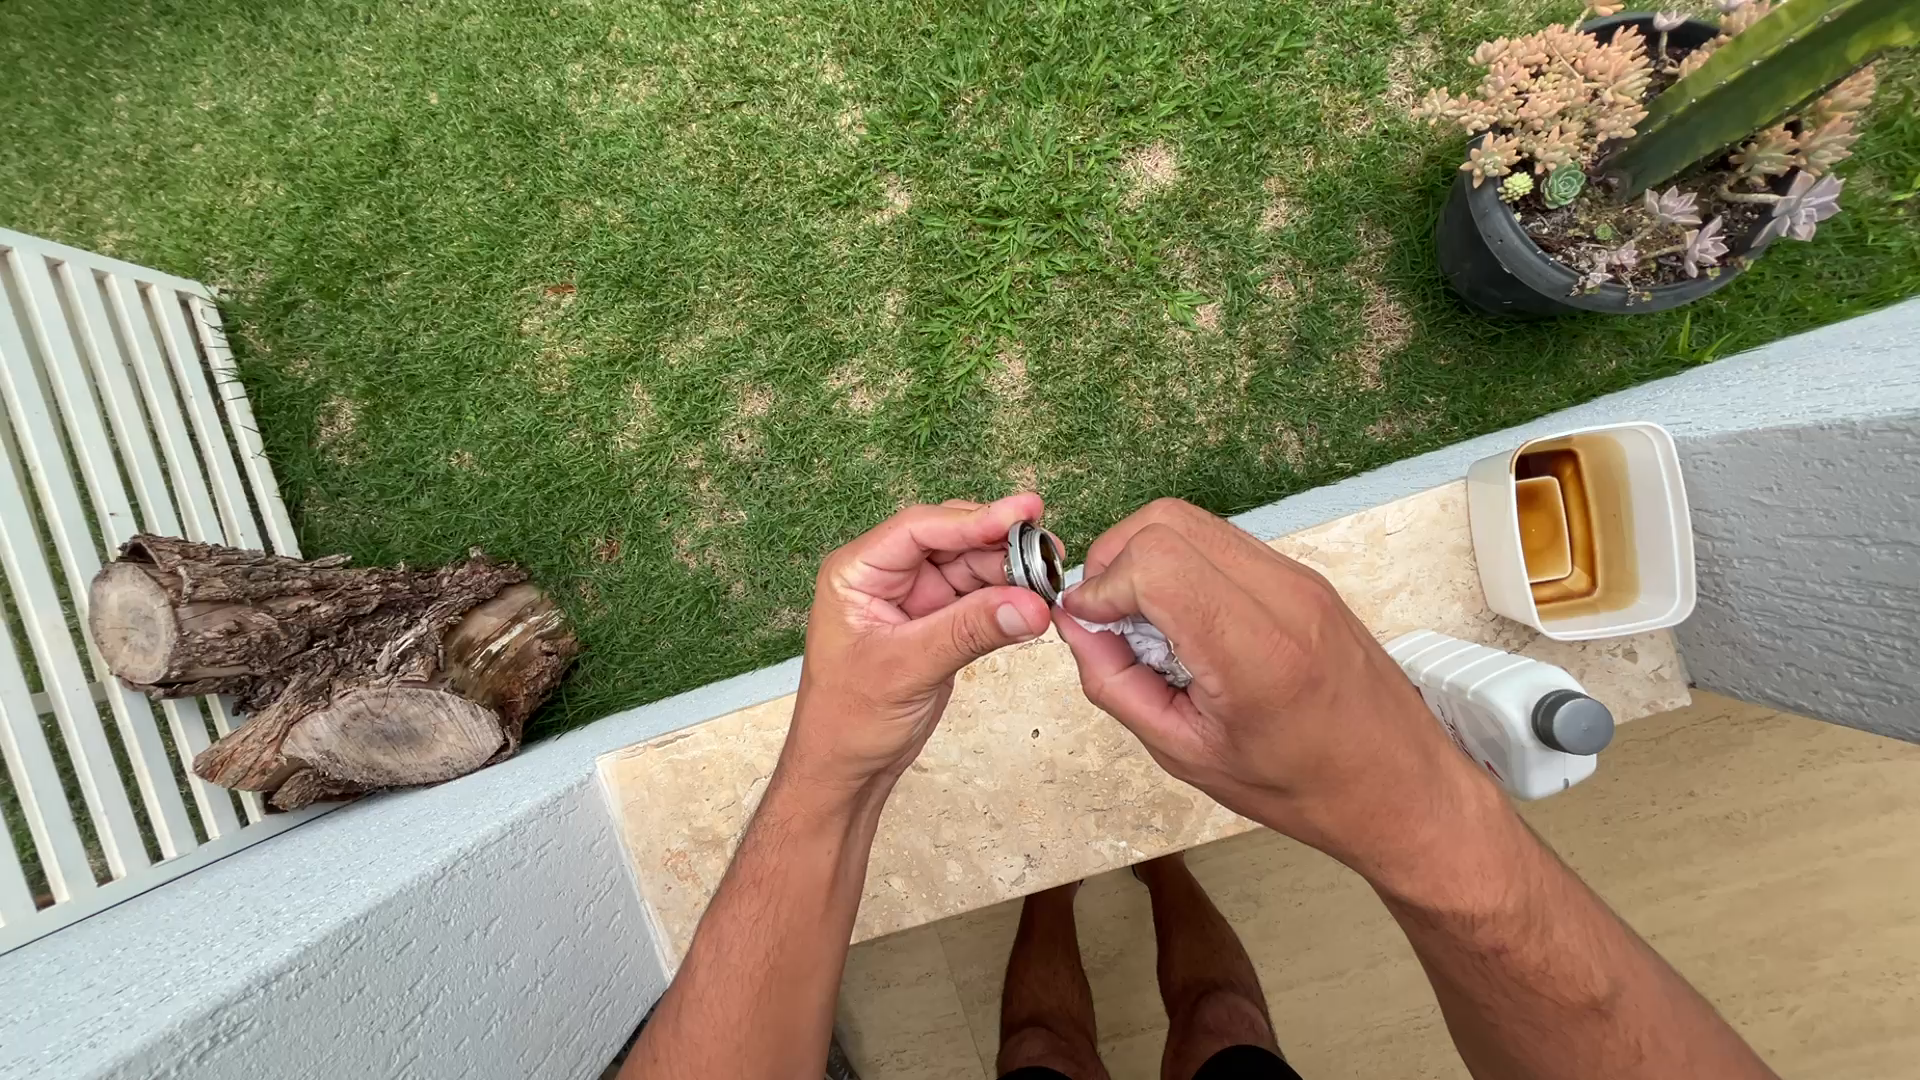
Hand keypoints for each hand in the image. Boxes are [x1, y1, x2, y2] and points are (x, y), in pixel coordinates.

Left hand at [782, 495, 1054, 794]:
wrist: (847, 769)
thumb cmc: (847, 719)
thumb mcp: (906, 669)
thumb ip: (968, 631)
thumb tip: (1029, 604)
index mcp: (857, 572)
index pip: (919, 528)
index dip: (973, 519)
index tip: (1022, 514)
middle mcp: (886, 576)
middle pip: (951, 540)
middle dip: (999, 543)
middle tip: (1048, 550)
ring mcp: (914, 598)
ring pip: (971, 566)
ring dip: (1009, 571)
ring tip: (1049, 579)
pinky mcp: (938, 622)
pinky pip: (979, 597)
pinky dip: (1007, 599)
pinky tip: (1034, 601)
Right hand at [1055, 499, 1500, 889]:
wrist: (1403, 788)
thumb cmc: (1300, 786)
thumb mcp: (1184, 753)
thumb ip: (1115, 682)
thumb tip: (1077, 625)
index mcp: (1255, 651)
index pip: (1156, 563)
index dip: (1102, 585)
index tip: (1088, 621)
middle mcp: (1281, 595)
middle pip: (1165, 522)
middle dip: (1113, 558)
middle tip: (1105, 613)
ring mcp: (1296, 576)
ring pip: (1187, 521)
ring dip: (1142, 557)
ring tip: (1139, 617)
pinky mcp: (1299, 574)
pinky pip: (1216, 540)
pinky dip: (1175, 562)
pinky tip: (1177, 615)